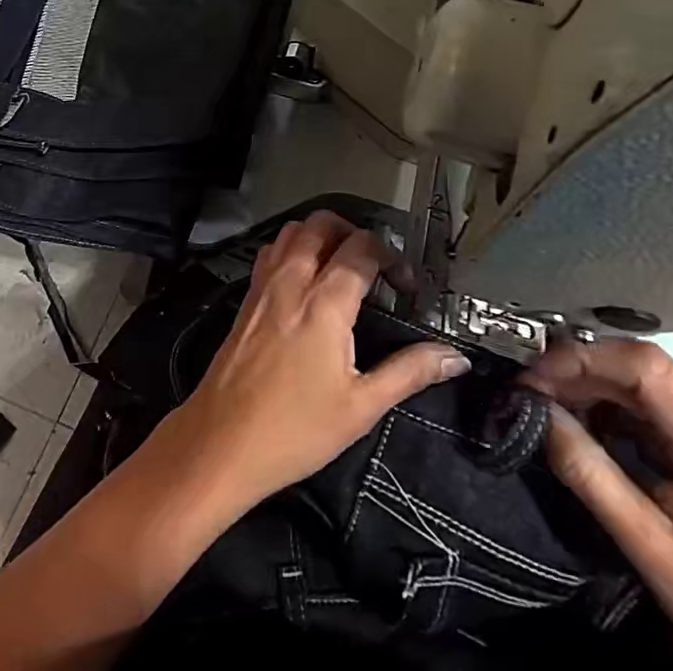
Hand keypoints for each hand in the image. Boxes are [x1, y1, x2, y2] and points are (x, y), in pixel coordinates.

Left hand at [156, 211, 471, 508]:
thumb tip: (456, 358)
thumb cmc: (293, 431)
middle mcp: (291, 283)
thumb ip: (410, 373)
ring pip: (291, 232)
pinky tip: (304, 283)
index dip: (392, 258)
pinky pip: (270, 253)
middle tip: (374, 265)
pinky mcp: (244, 302)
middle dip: (355, 232)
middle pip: (322, 224)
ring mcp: (262, 289)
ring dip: (320, 235)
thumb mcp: (361, 407)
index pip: (362, 249)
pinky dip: (293, 250)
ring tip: (341, 267)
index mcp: (325, 303)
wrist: (217, 447)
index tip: (406, 287)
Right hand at [523, 343, 672, 670]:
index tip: (539, 375)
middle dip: (585, 378)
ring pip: (658, 390)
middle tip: (535, 394)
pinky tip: (599, 429)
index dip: (585, 361)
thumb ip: (593, 479)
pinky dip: (628, 415)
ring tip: (557, 411)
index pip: (652, 371)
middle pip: (651, 375)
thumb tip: (543, 419)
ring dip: (602, 395)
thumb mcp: (654, 553)